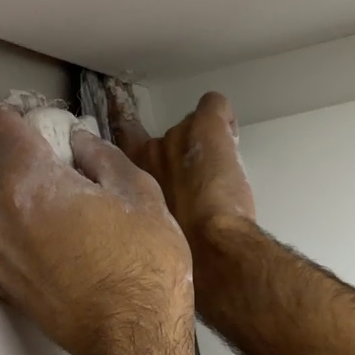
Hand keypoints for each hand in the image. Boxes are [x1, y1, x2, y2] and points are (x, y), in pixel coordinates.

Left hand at [0, 105, 192, 354]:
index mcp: (30, 183)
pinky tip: (75, 255)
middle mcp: (0, 217)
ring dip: (36, 209)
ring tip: (84, 227)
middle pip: (5, 172)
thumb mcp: (140, 192)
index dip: (15, 118)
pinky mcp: (7, 287)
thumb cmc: (143, 265)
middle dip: (38, 170)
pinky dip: (35, 241)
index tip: (38, 125)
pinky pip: (14, 246)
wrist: (134, 340)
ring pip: (9, 212)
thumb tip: (79, 144)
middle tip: (83, 184)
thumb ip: (101, 155)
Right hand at [111, 91, 256, 245]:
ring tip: (219, 167)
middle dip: (184, 153)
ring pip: (193, 128)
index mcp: (127, 174)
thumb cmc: (182, 248)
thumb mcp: (151, 229)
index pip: (122, 147)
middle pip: (169, 139)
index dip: (139, 151)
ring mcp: (178, 136)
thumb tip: (160, 207)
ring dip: (205, 143)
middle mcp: (148, 151)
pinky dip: (225, 117)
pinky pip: (214, 106)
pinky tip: (232, 137)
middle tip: (199, 177)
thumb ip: (149, 210)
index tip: (153, 160)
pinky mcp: (206, 125)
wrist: (209, 245)